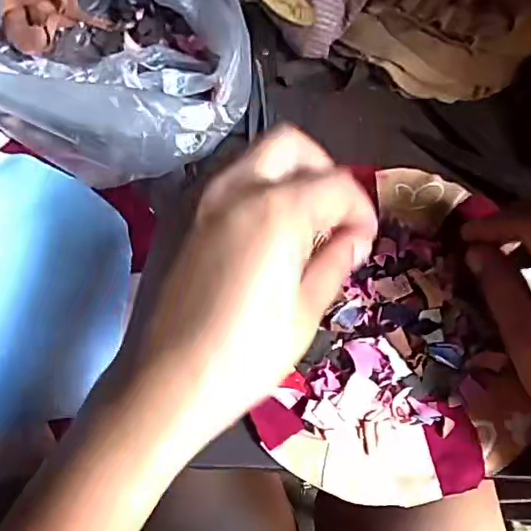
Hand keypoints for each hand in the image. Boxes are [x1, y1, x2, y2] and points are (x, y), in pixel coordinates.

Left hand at [104, 126, 376, 447]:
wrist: (166, 384)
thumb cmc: (244, 359)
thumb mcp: (305, 314)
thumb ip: (334, 263)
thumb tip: (352, 238)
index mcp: (276, 210)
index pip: (337, 184)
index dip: (362, 209)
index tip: (365, 239)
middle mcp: (233, 187)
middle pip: (291, 145)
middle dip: (323, 171)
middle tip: (334, 217)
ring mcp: (196, 199)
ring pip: (251, 158)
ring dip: (284, 178)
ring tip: (296, 228)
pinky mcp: (173, 218)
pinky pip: (220, 184)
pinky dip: (249, 193)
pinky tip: (256, 238)